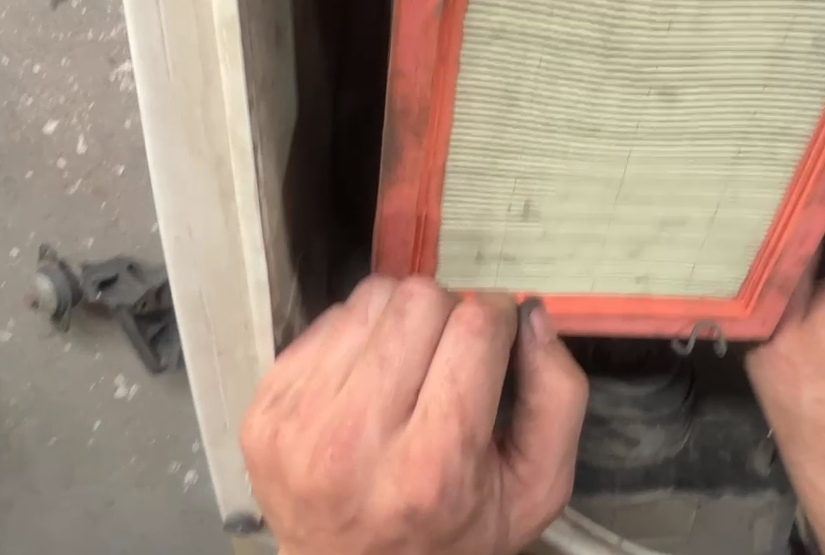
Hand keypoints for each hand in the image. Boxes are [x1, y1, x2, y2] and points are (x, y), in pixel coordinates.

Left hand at [241, 277, 588, 554]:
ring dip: (405, 316)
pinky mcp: (266, 404)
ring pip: (376, 295)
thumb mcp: (535, 486)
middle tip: (452, 353)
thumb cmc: (452, 529)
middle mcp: (355, 441)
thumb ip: (558, 396)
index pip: (476, 327)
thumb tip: (530, 312)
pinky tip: (368, 376)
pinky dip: (363, 332)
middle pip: (422, 299)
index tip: (497, 337)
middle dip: (451, 311)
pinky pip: (334, 314)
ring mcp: (301, 420)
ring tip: (409, 364)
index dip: (498, 318)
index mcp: (432, 466)